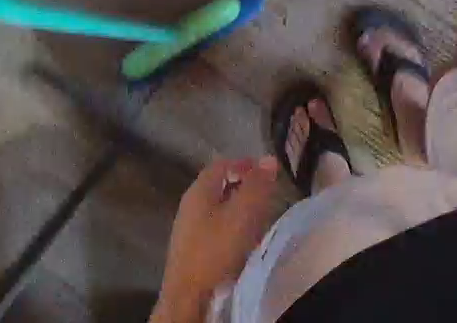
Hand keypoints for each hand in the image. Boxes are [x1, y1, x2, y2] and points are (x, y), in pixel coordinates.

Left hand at [153, 156, 284, 322]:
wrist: (188, 298)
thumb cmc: (216, 248)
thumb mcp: (243, 212)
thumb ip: (257, 184)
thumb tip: (269, 159)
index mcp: (199, 190)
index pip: (223, 164)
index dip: (245, 164)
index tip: (267, 174)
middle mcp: (190, 205)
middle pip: (220, 186)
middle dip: (244, 187)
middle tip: (265, 196)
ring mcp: (187, 229)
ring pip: (218, 209)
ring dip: (239, 210)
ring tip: (258, 220)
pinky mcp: (191, 251)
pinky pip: (214, 229)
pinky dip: (231, 228)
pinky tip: (242, 243)